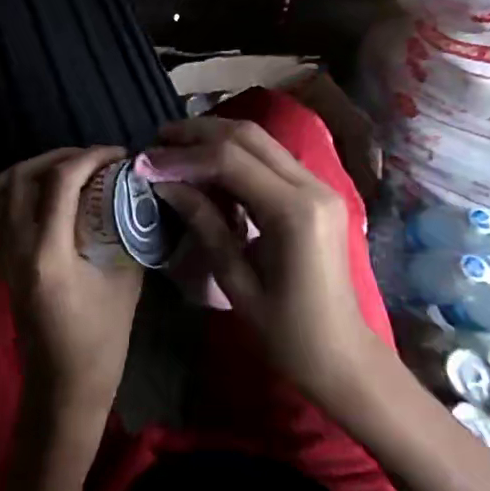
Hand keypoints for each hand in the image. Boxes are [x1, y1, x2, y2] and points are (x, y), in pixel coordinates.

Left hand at [0, 146, 141, 416]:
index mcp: (47, 255)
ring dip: (32, 167)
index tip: (117, 154)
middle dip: (62, 156)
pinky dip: (11, 187)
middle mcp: (14, 247)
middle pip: (24, 176)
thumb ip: (125, 230)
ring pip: (0, 187)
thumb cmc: (101, 340)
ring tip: (66, 167)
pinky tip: (39, 191)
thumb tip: (134, 191)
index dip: (90, 157)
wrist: (63, 384)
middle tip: (95, 158)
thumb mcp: (125, 281)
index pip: (60, 183)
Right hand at [143, 118, 388, 414]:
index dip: (183, 156)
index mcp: (295, 213)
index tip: (146, 162)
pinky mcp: (317, 193)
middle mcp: (313, 187)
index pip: (230, 160)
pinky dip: (233, 153)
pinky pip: (269, 157)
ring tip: (174, 148)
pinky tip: (206, 165)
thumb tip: (162, 183)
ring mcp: (320, 186)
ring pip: (259, 140)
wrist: (343, 357)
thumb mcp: (235, 280)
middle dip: (197, 133)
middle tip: (157, 141)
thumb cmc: (286, 333)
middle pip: (247, 136)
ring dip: (214, 138)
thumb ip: (203, 222)